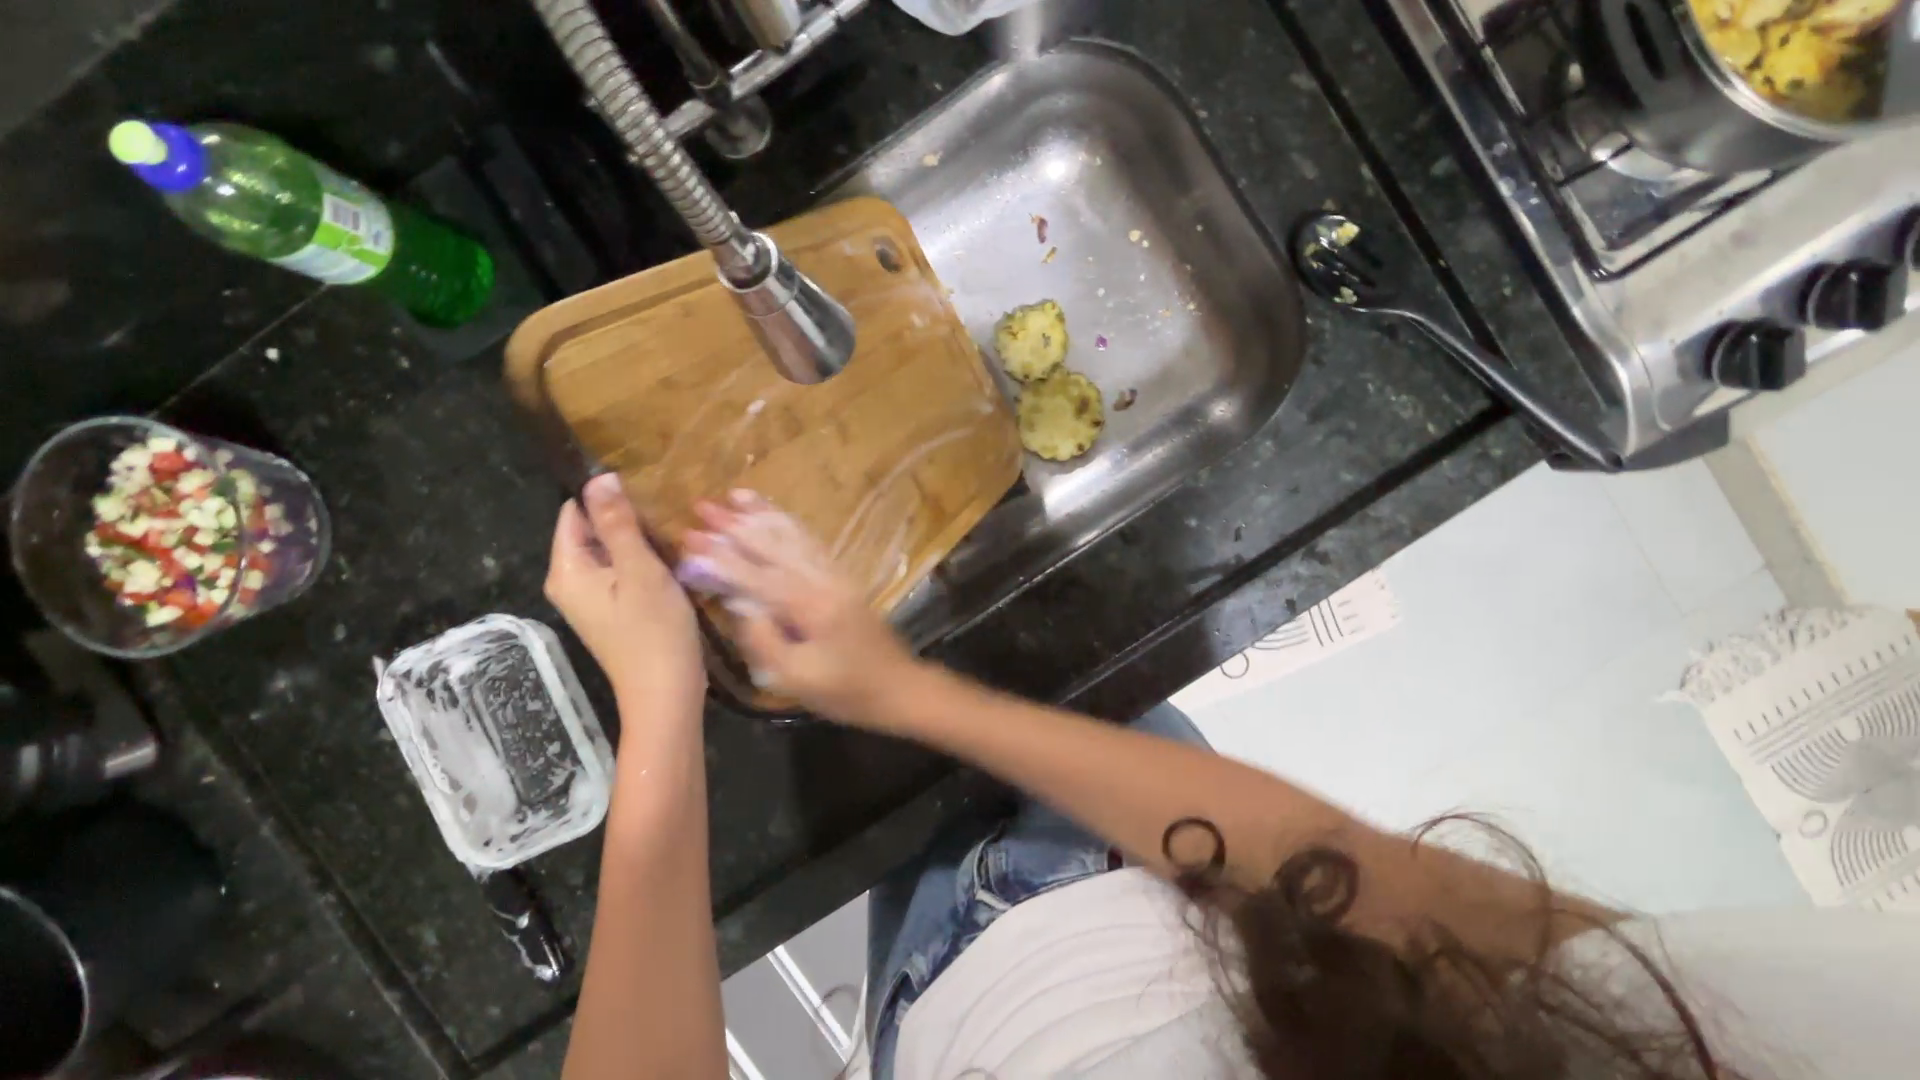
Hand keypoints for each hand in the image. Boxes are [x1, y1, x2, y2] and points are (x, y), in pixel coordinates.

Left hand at [545, 473, 705, 720]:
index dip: (606, 498)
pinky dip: (641, 563)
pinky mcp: (610, 611)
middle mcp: (569, 582)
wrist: (666, 692)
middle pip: (591, 531)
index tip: (644, 493)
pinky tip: (669, 564)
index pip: (575, 512)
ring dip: (637, 541)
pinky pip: (620, 572)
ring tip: (671, 535)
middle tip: (664, 515)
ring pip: (610, 552)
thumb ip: (618, 524)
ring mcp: (589, 599)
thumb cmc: (654, 631)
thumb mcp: (641, 570)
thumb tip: (599, 479)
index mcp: (567, 570)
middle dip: (625, 520)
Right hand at [682, 491, 917, 722]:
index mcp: (810, 605)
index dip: (721, 557)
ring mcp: (836, 575)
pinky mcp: (842, 577)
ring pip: (795, 537)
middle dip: (736, 526)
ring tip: (733, 495)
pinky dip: (789, 524)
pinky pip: (811, 542)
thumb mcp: (795, 678)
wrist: (898, 687)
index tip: (689, 538)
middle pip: (775, 546)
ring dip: (763, 516)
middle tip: (700, 506)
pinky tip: (773, 514)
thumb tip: (736, 603)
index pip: (758, 575)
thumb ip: (763, 639)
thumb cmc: (845, 691)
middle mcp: (824, 580)